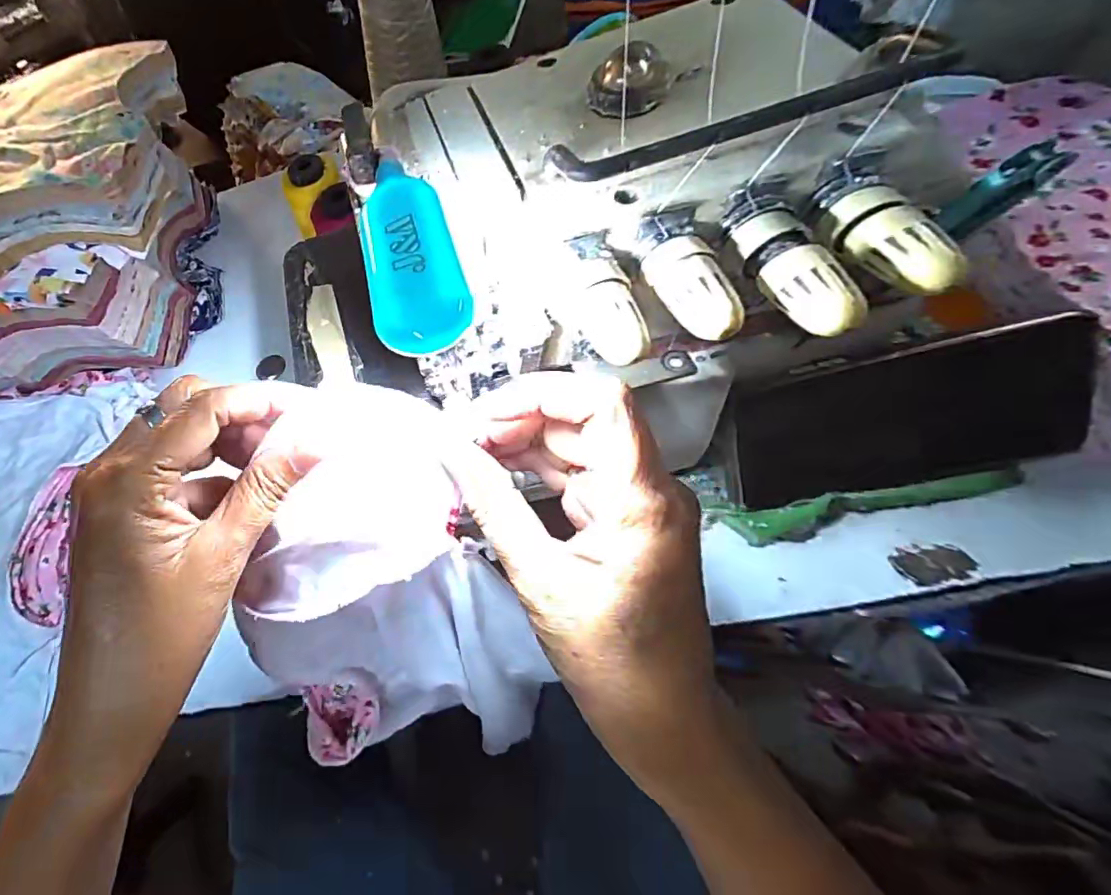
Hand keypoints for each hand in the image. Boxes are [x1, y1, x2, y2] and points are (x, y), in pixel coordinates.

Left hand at [50, 375, 317, 781]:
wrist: (107, 706)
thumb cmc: (164, 639)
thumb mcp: (222, 556)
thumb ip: (265, 488)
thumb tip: (311, 441)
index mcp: (128, 476)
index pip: (199, 409)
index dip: (254, 401)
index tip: (300, 410)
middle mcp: (106, 467)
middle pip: (178, 409)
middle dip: (234, 416)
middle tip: (282, 443)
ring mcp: (103, 486)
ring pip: (169, 434)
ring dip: (218, 442)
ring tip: (265, 469)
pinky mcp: (110, 506)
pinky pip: (159, 468)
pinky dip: (198, 472)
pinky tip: (234, 498)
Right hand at [445, 371, 714, 780]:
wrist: (661, 716)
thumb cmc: (608, 657)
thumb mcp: (539, 577)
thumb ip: (492, 503)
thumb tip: (449, 449)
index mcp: (642, 497)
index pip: (602, 401)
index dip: (540, 392)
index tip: (484, 414)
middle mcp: (648, 486)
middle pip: (581, 419)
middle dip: (515, 419)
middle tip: (459, 440)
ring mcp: (637, 500)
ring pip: (574, 442)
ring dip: (519, 441)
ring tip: (466, 453)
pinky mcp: (621, 516)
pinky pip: (573, 472)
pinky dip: (531, 467)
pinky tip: (492, 471)